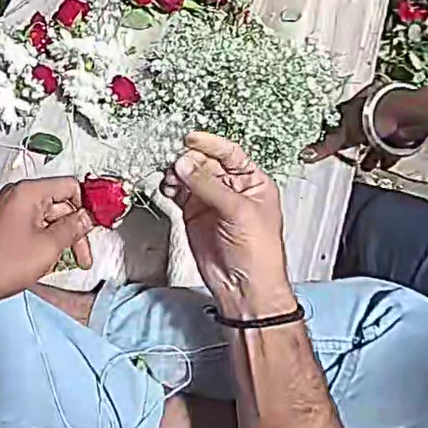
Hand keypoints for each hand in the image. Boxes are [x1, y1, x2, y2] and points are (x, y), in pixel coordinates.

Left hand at [0, 178, 93, 308]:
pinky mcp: (6, 224)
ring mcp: (11, 209)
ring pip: (49, 217)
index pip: (70, 186)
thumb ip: (74, 227)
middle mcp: (18, 195)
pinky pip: (35, 225)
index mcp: (28, 192)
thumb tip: (88, 217)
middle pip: (61, 203)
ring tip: (64, 260)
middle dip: (75, 228)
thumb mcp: (49, 246)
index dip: (86, 206)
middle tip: (84, 252)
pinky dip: (46, 239)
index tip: (94, 224)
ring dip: (61, 237)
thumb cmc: (0, 265)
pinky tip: (47, 259)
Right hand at [163, 133, 293, 314]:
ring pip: (190, 175)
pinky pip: (179, 191)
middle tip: (177, 162)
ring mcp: (211, 200)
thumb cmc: (259, 254)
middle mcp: (231, 188)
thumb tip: (186, 164)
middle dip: (190, 160)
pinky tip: (168, 186)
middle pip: (205, 162)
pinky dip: (171, 186)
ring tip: (171, 176)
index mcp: (252, 182)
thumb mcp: (239, 212)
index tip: (191, 138)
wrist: (244, 289)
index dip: (210, 144)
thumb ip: (209, 186)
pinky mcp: (194, 213)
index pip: (229, 153)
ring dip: (177, 172)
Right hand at [302, 87, 426, 170]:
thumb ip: (325, 147)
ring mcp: (387, 119)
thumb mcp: (342, 136)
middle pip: (361, 131)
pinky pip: (392, 146)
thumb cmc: (372, 116)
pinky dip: (387, 156)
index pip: (342, 120)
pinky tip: (385, 164)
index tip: (335, 144)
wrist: (402, 116)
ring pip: (377, 138)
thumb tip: (305, 154)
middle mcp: (370, 110)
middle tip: (353, 157)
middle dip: (358, 146)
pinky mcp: (401, 130)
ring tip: (368, 165)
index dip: (338, 133)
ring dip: (373, 152)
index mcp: (353, 106)